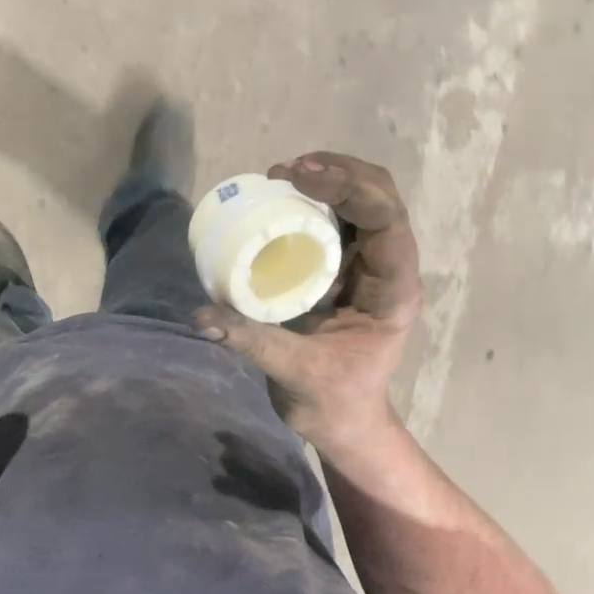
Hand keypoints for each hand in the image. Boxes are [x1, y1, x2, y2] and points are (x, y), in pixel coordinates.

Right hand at [195, 152, 421, 444]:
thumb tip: (201, 315)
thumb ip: (251, 340)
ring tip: (283, 175)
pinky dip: (314, 204)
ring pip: (363, 204)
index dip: (348, 190)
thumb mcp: (294, 372)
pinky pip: (338, 224)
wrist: (341, 423)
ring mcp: (368, 269)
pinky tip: (281, 200)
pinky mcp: (345, 273)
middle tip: (287, 170)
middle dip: (340, 173)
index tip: (298, 180)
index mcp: (393, 291)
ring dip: (329, 180)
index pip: (386, 222)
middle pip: (382, 199)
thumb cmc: (331, 402)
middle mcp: (388, 271)